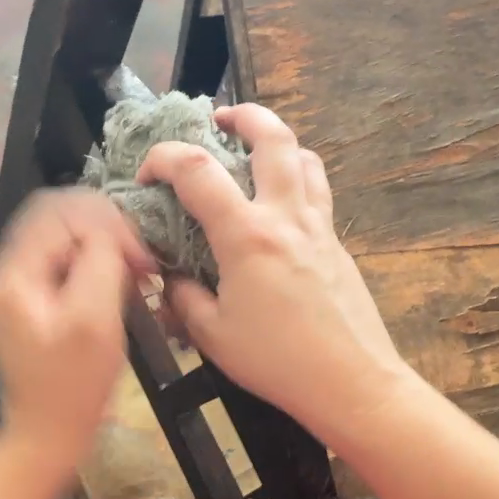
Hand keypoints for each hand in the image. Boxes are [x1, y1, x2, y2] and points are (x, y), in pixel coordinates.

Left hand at [0, 189, 150, 465]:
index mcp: (14, 271)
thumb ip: (100, 262)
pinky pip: (65, 264)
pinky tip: (119, 285)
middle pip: (59, 219)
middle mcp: (8, 270)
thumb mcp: (93, 320)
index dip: (105, 220)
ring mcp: (19, 286)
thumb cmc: (72, 385)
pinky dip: (95, 266)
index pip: (58, 210)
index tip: (139, 253)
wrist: (48, 435)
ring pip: (65, 240)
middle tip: (141, 259)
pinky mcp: (34, 301)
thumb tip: (110, 233)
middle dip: (105, 229)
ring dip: (103, 247)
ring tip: (135, 272)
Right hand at [137, 104, 417, 443]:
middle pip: (272, 137)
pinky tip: (278, 208)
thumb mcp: (212, 335)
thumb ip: (183, 297)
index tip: (146, 175)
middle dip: (242, 116)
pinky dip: (295, 179)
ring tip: (252, 156)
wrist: (352, 382)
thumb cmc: (276, 362)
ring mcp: (319, 226)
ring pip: (305, 157)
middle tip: (218, 120)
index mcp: (246, 236)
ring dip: (276, 143)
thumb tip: (170, 277)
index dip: (162, 159)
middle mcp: (286, 216)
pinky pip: (317, 192)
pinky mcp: (338, 243)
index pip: (196, 171)